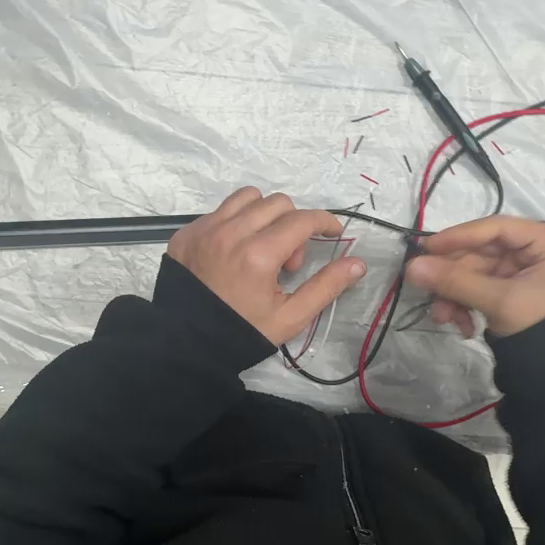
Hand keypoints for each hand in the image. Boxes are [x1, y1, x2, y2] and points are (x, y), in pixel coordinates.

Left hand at [167, 188, 367, 345]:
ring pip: (247, 198)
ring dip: (264, 215)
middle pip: (277, 204)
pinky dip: (235, 222)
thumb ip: (326, 287)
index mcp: (259, 254)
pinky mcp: (186, 234)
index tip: (333, 233)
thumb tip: (358, 263)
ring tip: (262, 247)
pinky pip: (219, 211)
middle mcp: (231, 233)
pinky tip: (233, 252)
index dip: (325, 223)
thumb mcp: (290, 317)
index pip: (302, 220)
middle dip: (293, 225)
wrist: (185, 346)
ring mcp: (204, 230)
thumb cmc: (241, 333)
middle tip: (287, 262)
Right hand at [403, 216, 544, 337]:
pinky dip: (465, 304)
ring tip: (443, 319)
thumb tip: (411, 267)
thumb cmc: (540, 328)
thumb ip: (456, 281)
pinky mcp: (511, 290)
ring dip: (454, 295)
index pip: (498, 228)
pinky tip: (462, 326)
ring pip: (475, 273)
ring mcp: (524, 272)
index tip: (427, 247)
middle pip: (481, 253)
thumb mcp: (500, 301)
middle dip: (453, 277)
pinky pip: (479, 288)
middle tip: (426, 290)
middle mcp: (538, 251)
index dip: (460, 236)